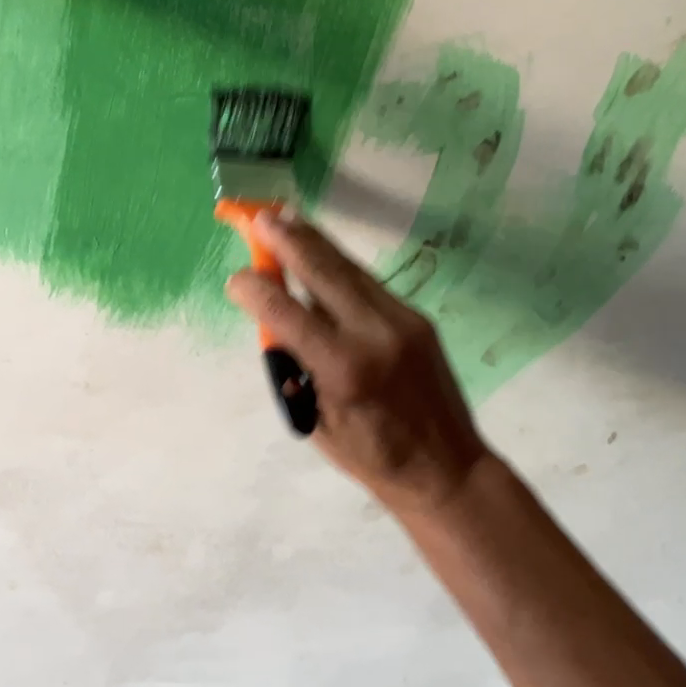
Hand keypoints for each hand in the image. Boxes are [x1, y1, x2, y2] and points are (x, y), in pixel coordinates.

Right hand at [226, 210, 492, 513]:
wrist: (449, 470)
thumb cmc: (371, 456)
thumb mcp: (314, 418)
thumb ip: (294, 364)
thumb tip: (277, 317)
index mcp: (341, 368)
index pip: (284, 311)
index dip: (254, 289)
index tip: (236, 282)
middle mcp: (372, 334)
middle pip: (320, 271)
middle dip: (286, 241)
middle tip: (258, 217)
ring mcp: (399, 321)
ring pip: (347, 268)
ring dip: (312, 240)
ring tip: (285, 217)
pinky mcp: (415, 317)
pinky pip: (367, 281)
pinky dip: (337, 263)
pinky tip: (320, 251)